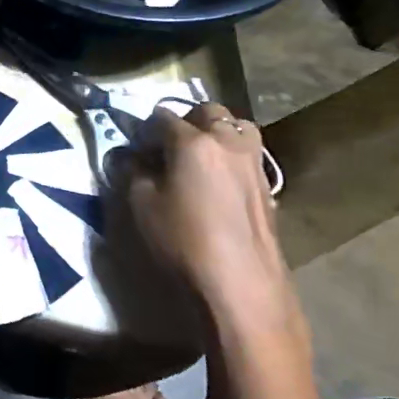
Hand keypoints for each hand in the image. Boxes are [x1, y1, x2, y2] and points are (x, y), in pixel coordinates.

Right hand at [123, 103, 294, 324]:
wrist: (242, 286)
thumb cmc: (185, 243)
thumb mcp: (142, 207)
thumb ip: (133, 173)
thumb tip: (131, 158)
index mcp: (193, 141)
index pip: (162, 117)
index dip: (145, 130)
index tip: (135, 147)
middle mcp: (227, 140)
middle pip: (206, 111)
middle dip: (184, 121)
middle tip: (167, 147)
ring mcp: (253, 160)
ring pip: (235, 126)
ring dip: (216, 131)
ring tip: (200, 156)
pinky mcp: (267, 183)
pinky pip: (248, 151)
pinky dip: (232, 153)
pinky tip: (221, 180)